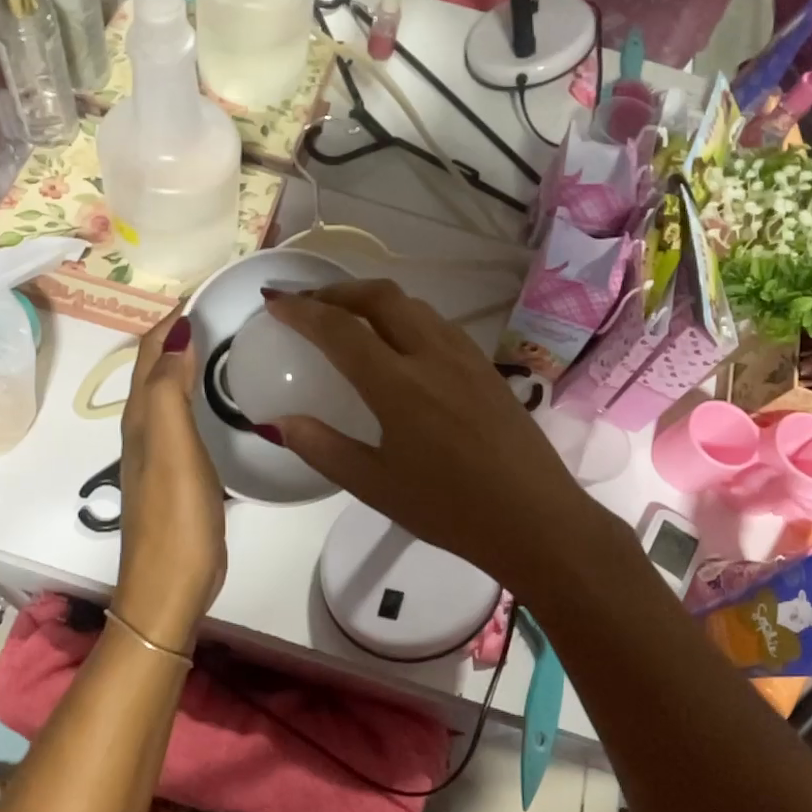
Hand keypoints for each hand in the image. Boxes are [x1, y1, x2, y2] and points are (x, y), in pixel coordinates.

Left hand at [112, 310, 225, 652]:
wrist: (170, 588)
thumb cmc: (175, 517)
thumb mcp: (173, 447)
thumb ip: (170, 390)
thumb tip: (177, 334)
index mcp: (142, 418)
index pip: (150, 351)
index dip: (171, 319)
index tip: (207, 289)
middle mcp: (145, 430)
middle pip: (156, 369)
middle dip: (180, 334)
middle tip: (222, 309)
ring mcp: (161, 456)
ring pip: (170, 394)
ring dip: (188, 364)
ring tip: (226, 344)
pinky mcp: (180, 477)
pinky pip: (186, 421)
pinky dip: (199, 398)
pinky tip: (222, 404)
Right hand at [258, 281, 624, 592]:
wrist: (536, 519)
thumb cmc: (450, 510)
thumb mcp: (375, 486)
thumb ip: (323, 448)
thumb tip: (279, 423)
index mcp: (398, 385)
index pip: (340, 329)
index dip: (302, 311)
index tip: (275, 304)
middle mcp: (432, 355)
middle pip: (380, 296)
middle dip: (338, 291)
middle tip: (310, 306)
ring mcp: (466, 357)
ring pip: (414, 306)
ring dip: (374, 300)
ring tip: (351, 319)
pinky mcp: (487, 368)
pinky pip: (439, 324)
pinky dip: (406, 318)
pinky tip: (401, 347)